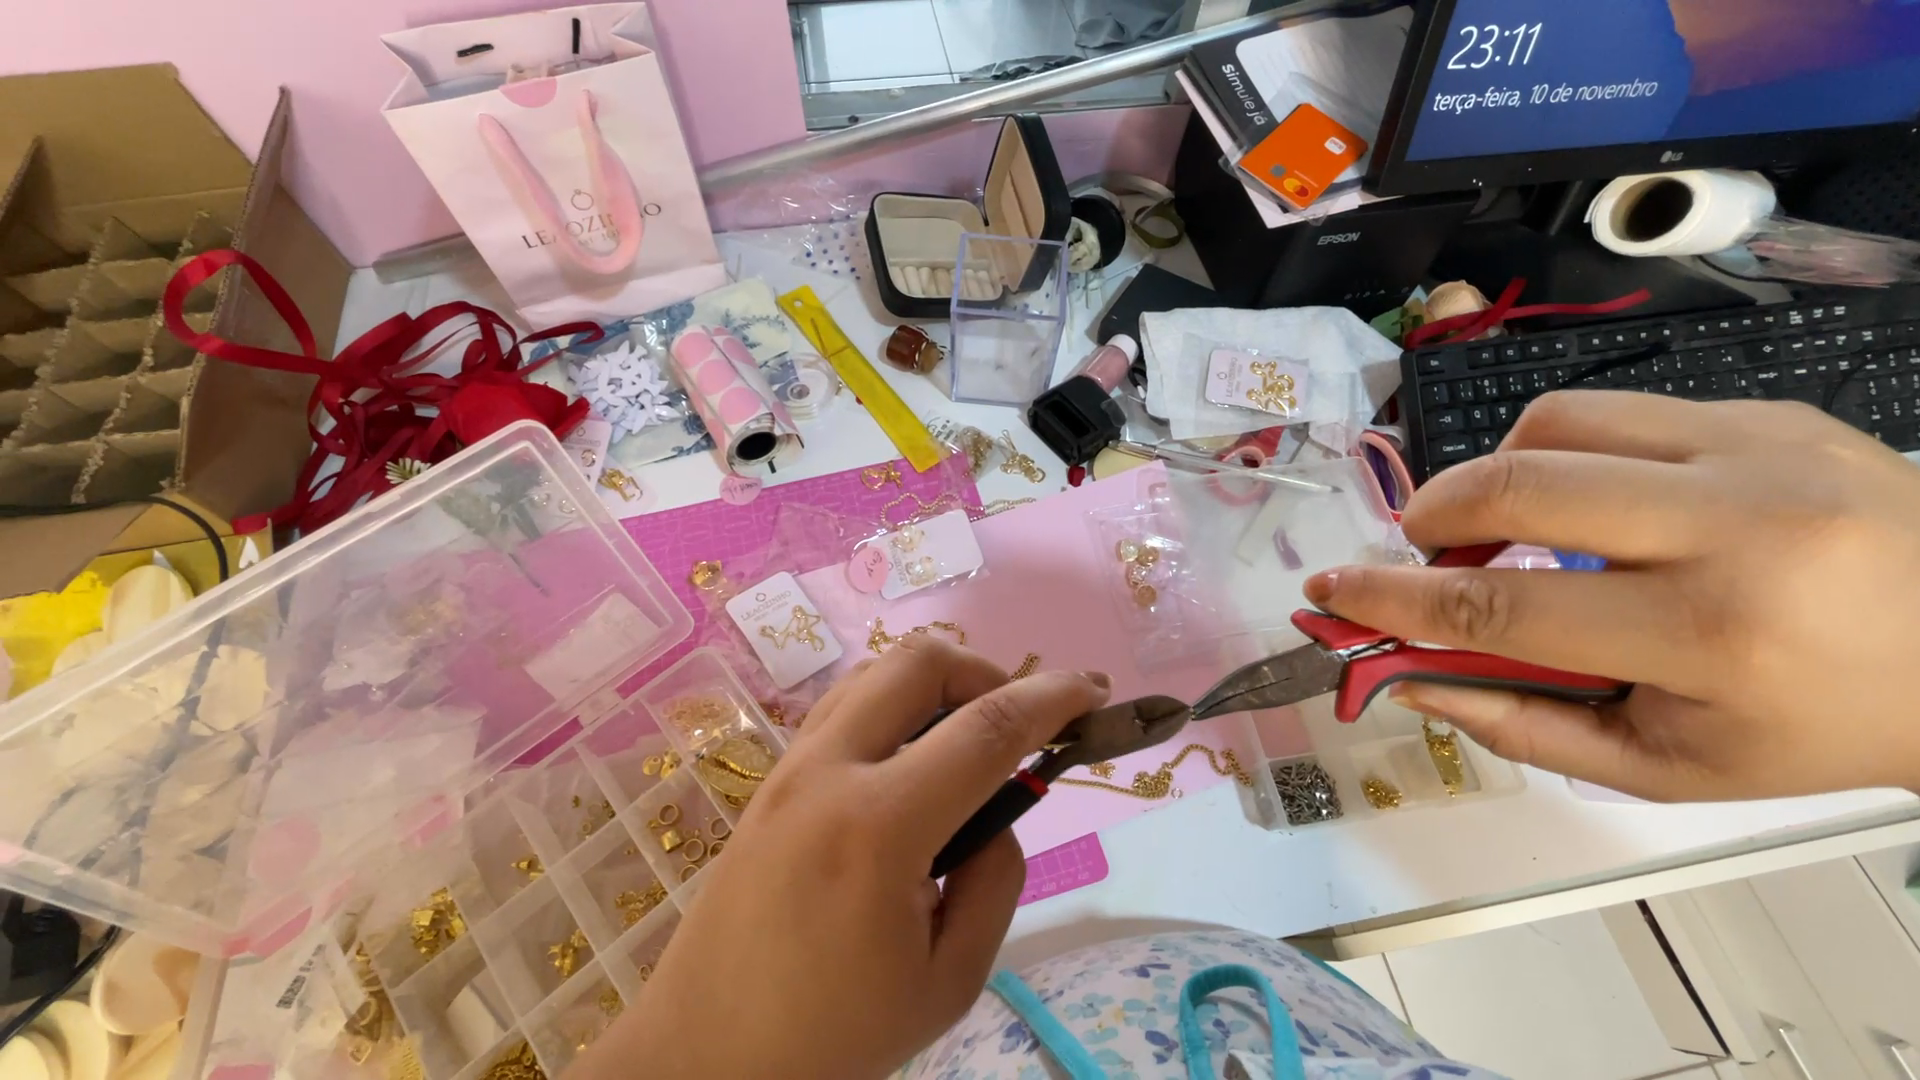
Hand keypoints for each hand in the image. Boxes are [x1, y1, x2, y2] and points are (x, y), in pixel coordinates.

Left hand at [573, 639, 1110, 1078]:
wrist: (705, 1053)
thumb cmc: (833, 1034)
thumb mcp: (950, 979)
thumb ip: (995, 878)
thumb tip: (997, 808)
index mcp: (878, 827)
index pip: (985, 729)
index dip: (1052, 697)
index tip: (1093, 692)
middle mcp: (828, 770)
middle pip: (920, 661)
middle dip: (989, 672)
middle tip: (1020, 723)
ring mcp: (790, 766)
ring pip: (877, 671)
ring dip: (938, 683)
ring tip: (968, 740)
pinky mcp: (773, 778)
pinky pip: (846, 704)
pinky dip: (895, 704)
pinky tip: (910, 759)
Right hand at [1306, 392, 1919, 800]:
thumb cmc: (1809, 726)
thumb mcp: (1664, 763)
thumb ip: (1518, 722)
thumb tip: (1407, 675)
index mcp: (1712, 635)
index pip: (1501, 605)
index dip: (1395, 598)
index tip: (1332, 589)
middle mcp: (1739, 526)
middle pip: (1517, 485)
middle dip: (1434, 514)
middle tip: (1423, 548)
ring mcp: (1762, 452)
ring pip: (1553, 422)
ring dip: (1494, 472)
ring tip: (1507, 521)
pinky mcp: (1771, 414)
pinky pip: (1614, 411)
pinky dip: (1559, 451)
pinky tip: (1586, 497)